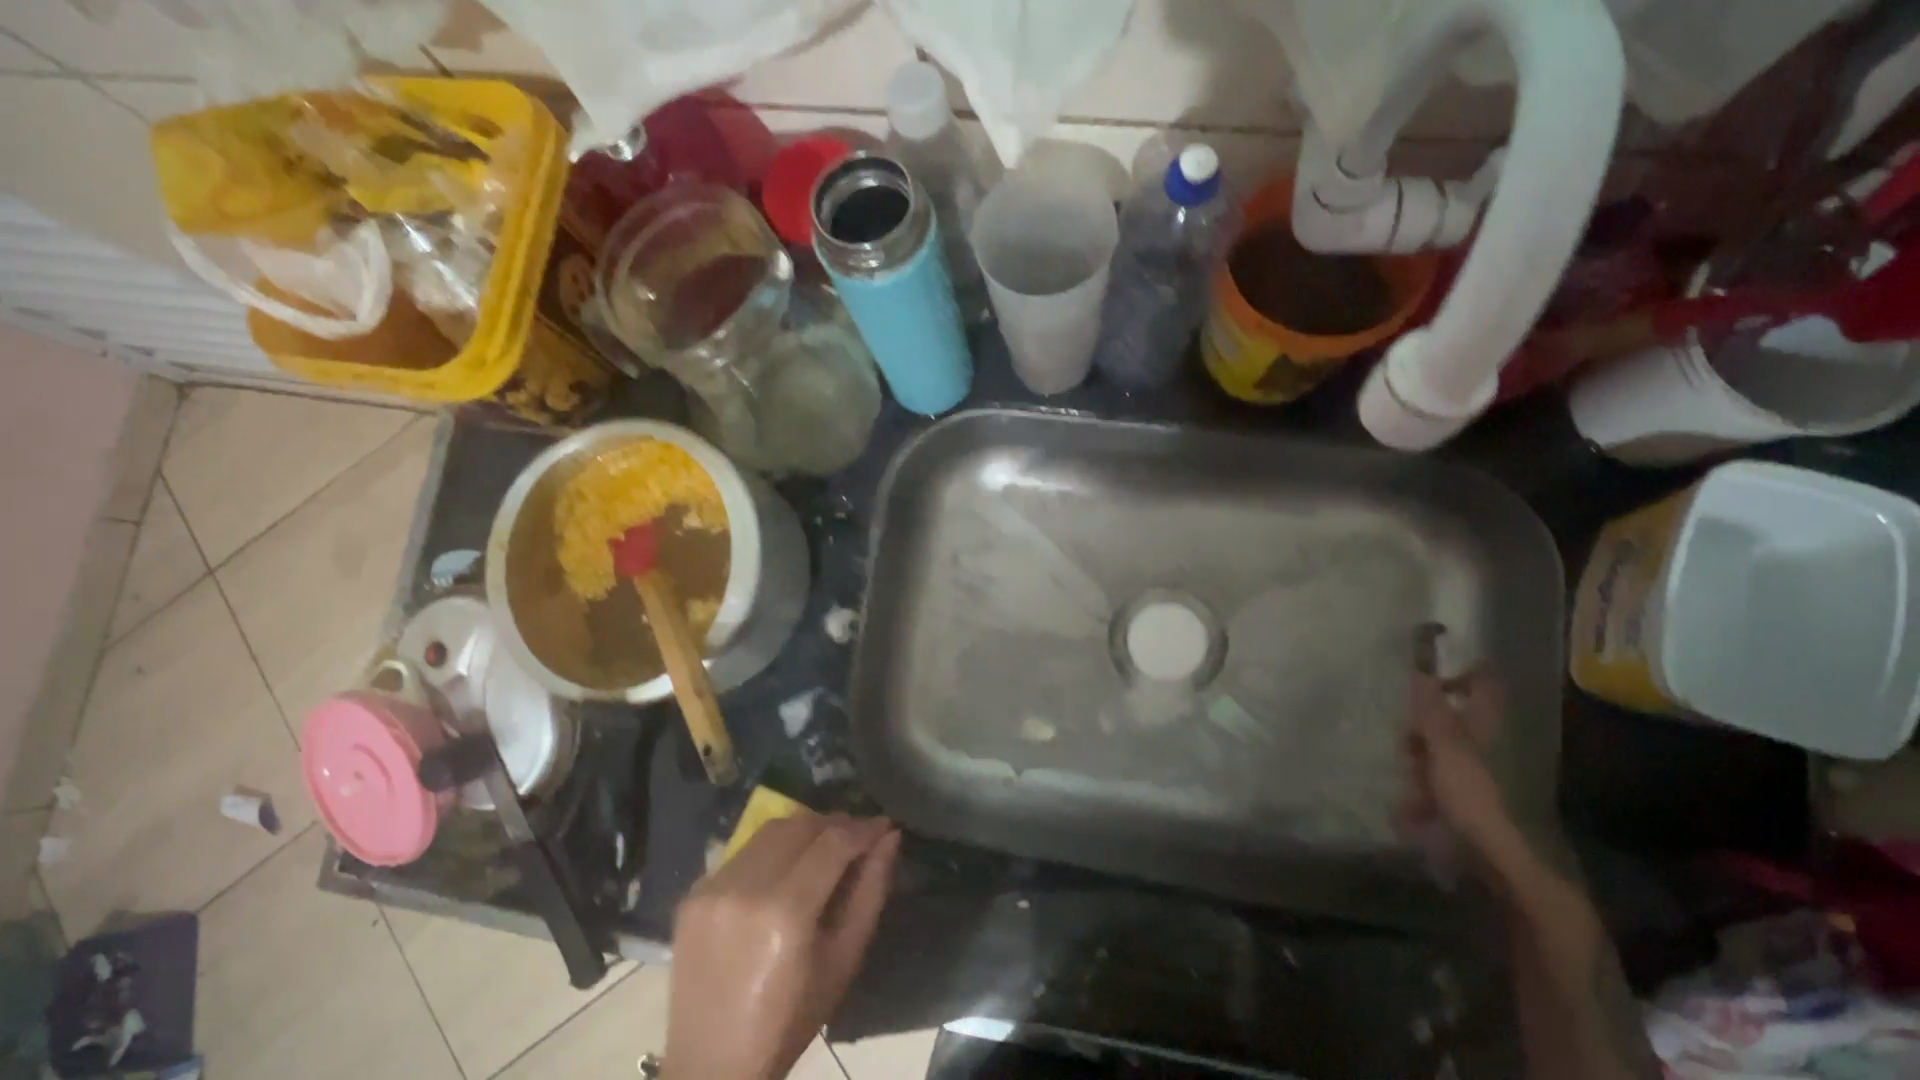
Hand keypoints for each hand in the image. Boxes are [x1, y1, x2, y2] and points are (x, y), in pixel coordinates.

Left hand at [664, 813, 901, 1079]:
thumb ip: (869, 893)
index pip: (832, 843)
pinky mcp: (692, 893)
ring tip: (824, 849)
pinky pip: (742, 853)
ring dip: (802, 831)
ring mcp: (712, 887)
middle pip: (798, 825)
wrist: (713, 1061)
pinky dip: (771, 852)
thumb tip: (888, 839)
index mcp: (785, 912)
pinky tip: (784, 873)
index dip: (863, 828)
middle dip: (834, 824)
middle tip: (858, 837)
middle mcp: (744, 887)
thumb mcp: (844, 960)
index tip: (885, 825)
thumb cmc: (790, 1019)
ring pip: (768, 832)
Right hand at [1398, 667, 1516, 858]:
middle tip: (1409, 747)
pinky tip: (1413, 813)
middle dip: (1418, 732)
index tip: (1424, 678)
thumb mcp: (1446, 749)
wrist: (1490, 860)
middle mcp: (1477, 745)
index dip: (1457, 673)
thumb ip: (1431, 711)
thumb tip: (1420, 669)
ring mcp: (1466, 774)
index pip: (1480, 684)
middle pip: (1443, 720)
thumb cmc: (1472, 798)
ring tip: (1412, 790)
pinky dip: (1416, 795)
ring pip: (1429, 754)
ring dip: (1414, 768)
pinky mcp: (1454, 801)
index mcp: (1482, 727)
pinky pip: (1426, 786)